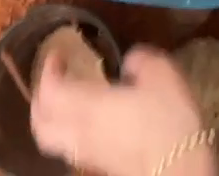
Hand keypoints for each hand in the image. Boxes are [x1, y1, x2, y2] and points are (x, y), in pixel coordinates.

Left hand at [30, 46, 213, 175]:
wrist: (179, 170)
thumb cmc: (168, 119)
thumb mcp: (161, 74)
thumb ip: (140, 60)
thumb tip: (129, 62)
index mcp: (89, 107)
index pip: (51, 92)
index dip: (47, 71)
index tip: (56, 54)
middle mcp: (80, 133)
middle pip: (40, 124)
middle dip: (39, 100)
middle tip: (53, 78)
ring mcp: (88, 153)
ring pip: (52, 139)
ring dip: (51, 118)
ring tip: (66, 99)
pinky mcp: (101, 165)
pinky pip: (70, 147)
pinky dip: (69, 129)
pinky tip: (90, 119)